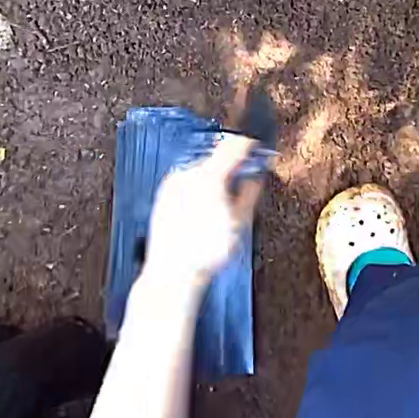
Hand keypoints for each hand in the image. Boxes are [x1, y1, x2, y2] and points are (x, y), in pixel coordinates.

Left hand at [143, 134, 265, 288]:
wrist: (173, 272)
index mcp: (210, 179)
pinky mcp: (164, 193)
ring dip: (214, 181)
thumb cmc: (206, 252)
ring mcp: (173, 184)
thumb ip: (250, 193)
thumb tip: (255, 177)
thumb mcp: (240, 223)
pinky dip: (198, 190)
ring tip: (218, 208)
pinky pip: (187, 183)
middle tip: (242, 183)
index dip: (247, 144)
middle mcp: (188, 176)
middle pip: (217, 160)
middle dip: (231, 169)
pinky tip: (201, 212)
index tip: (254, 146)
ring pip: (202, 172)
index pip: (233, 147)